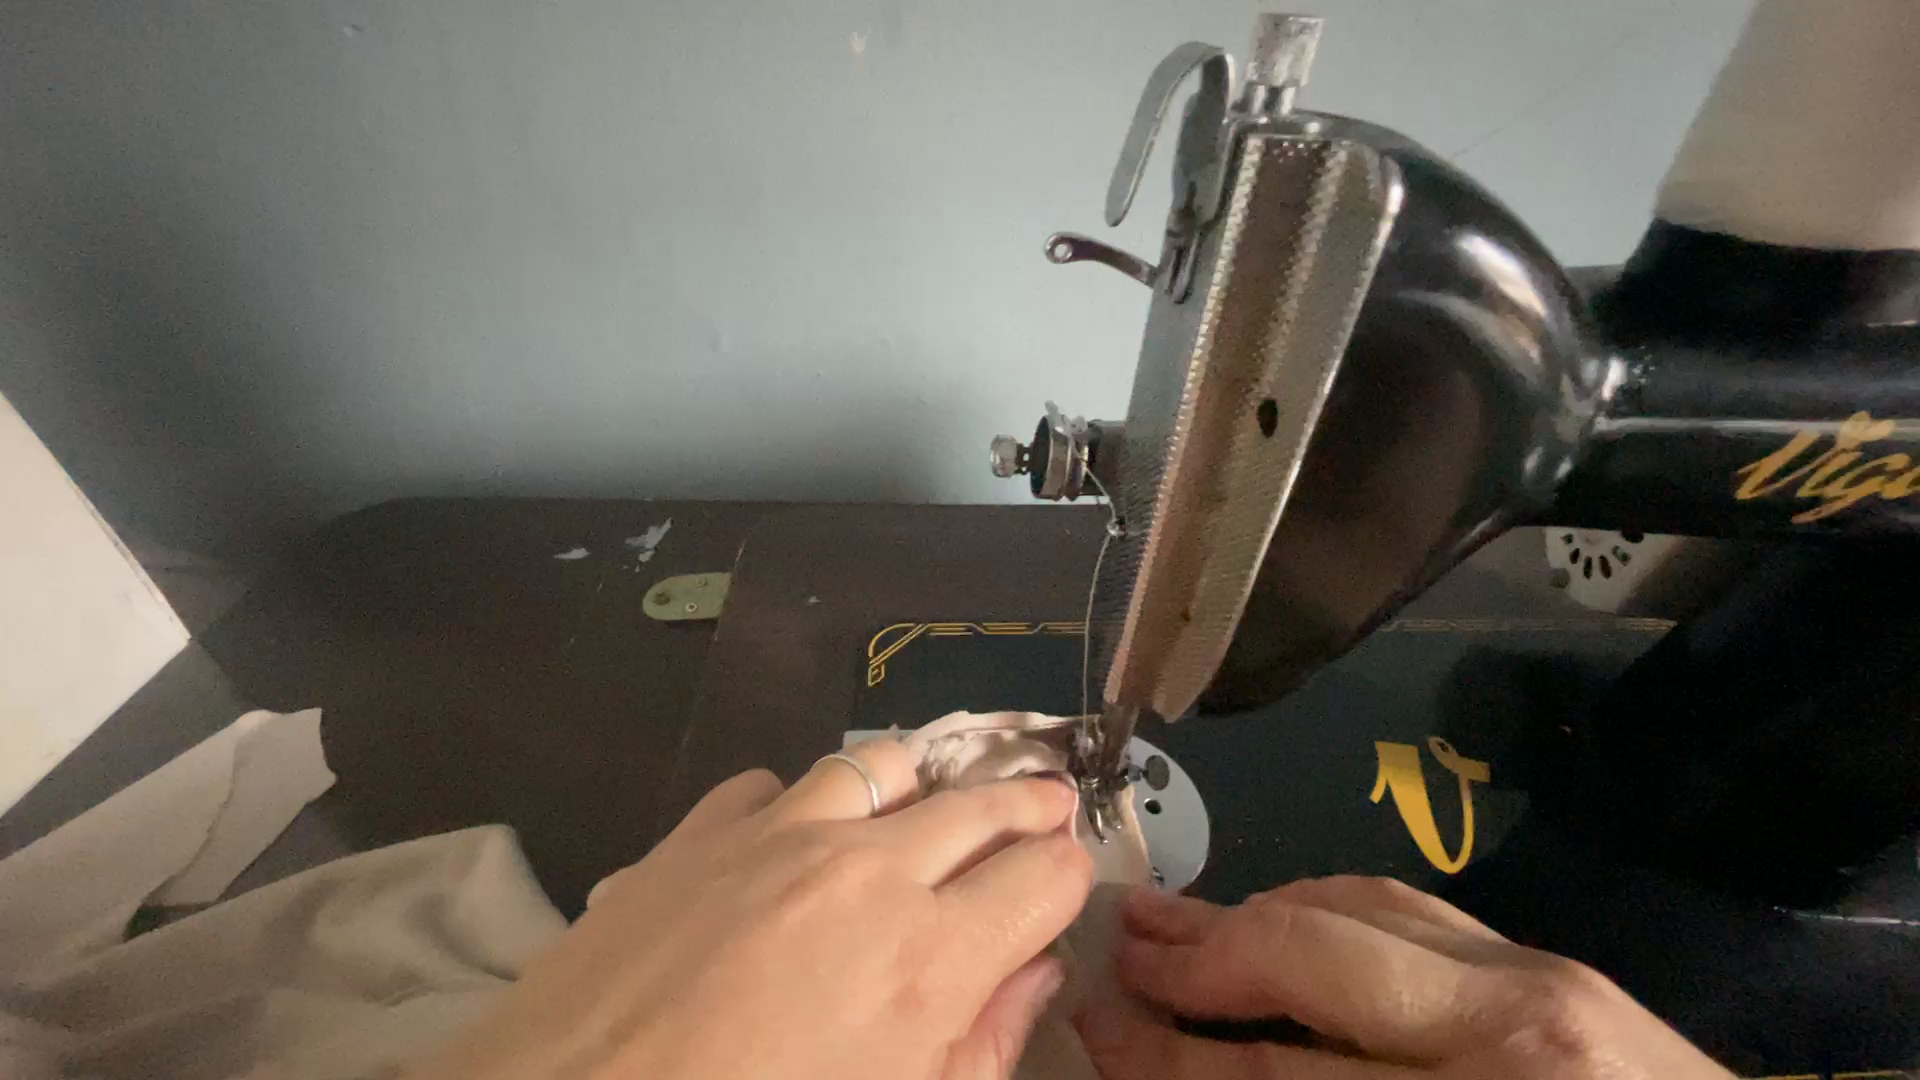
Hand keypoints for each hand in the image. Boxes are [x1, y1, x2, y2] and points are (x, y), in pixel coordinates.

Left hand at [406, 740, 1094, 1079]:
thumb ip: (983, 1046)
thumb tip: (1035, 968)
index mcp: (927, 960)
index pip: (1044, 876)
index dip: (1069, 874)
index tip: (1065, 879)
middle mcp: (867, 870)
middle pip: (980, 803)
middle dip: (1029, 802)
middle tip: (1047, 801)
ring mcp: (779, 834)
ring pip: (884, 764)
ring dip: (923, 782)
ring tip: (933, 800)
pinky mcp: (702, 829)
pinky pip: (776, 783)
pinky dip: (803, 802)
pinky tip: (795, 838)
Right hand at [1077, 875, 1733, 1079]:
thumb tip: (1194, 1072)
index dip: (1172, 1063)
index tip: (1101, 1036)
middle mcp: (1512, 1038)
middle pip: (1306, 965)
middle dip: (1193, 964)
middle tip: (1119, 954)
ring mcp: (1536, 982)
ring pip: (1344, 911)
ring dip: (1240, 914)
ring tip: (1165, 917)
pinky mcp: (1547, 960)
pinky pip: (1396, 902)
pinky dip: (1312, 901)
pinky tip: (1270, 908)